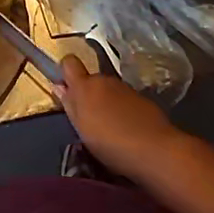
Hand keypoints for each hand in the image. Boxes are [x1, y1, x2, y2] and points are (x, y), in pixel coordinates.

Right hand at [55, 55, 184, 178]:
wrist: (154, 149)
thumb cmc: (109, 142)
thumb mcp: (81, 128)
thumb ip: (69, 105)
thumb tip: (59, 86)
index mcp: (85, 85)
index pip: (69, 63)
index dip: (66, 72)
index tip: (66, 89)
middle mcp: (105, 80)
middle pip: (91, 80)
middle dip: (88, 95)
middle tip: (89, 119)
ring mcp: (126, 88)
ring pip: (109, 91)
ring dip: (106, 103)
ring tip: (110, 128)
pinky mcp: (143, 99)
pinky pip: (125, 100)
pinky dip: (123, 110)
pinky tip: (127, 130)